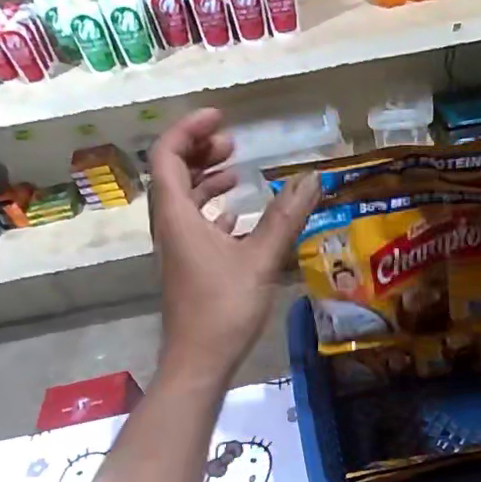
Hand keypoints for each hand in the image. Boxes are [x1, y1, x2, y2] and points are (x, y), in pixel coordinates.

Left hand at [149, 108, 317, 385]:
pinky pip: (194, 226)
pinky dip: (212, 212)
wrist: (198, 363)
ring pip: (183, 201)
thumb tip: (313, 178)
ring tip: (237, 173)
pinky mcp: (187, 268)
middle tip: (233, 144)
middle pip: (172, 174)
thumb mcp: (260, 260)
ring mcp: (176, 249)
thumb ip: (284, 217)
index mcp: (177, 217)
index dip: (190, 129)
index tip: (222, 118)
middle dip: (200, 151)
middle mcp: (170, 227)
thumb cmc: (223, 310)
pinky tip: (238, 217)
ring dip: (206, 181)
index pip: (167, 156)